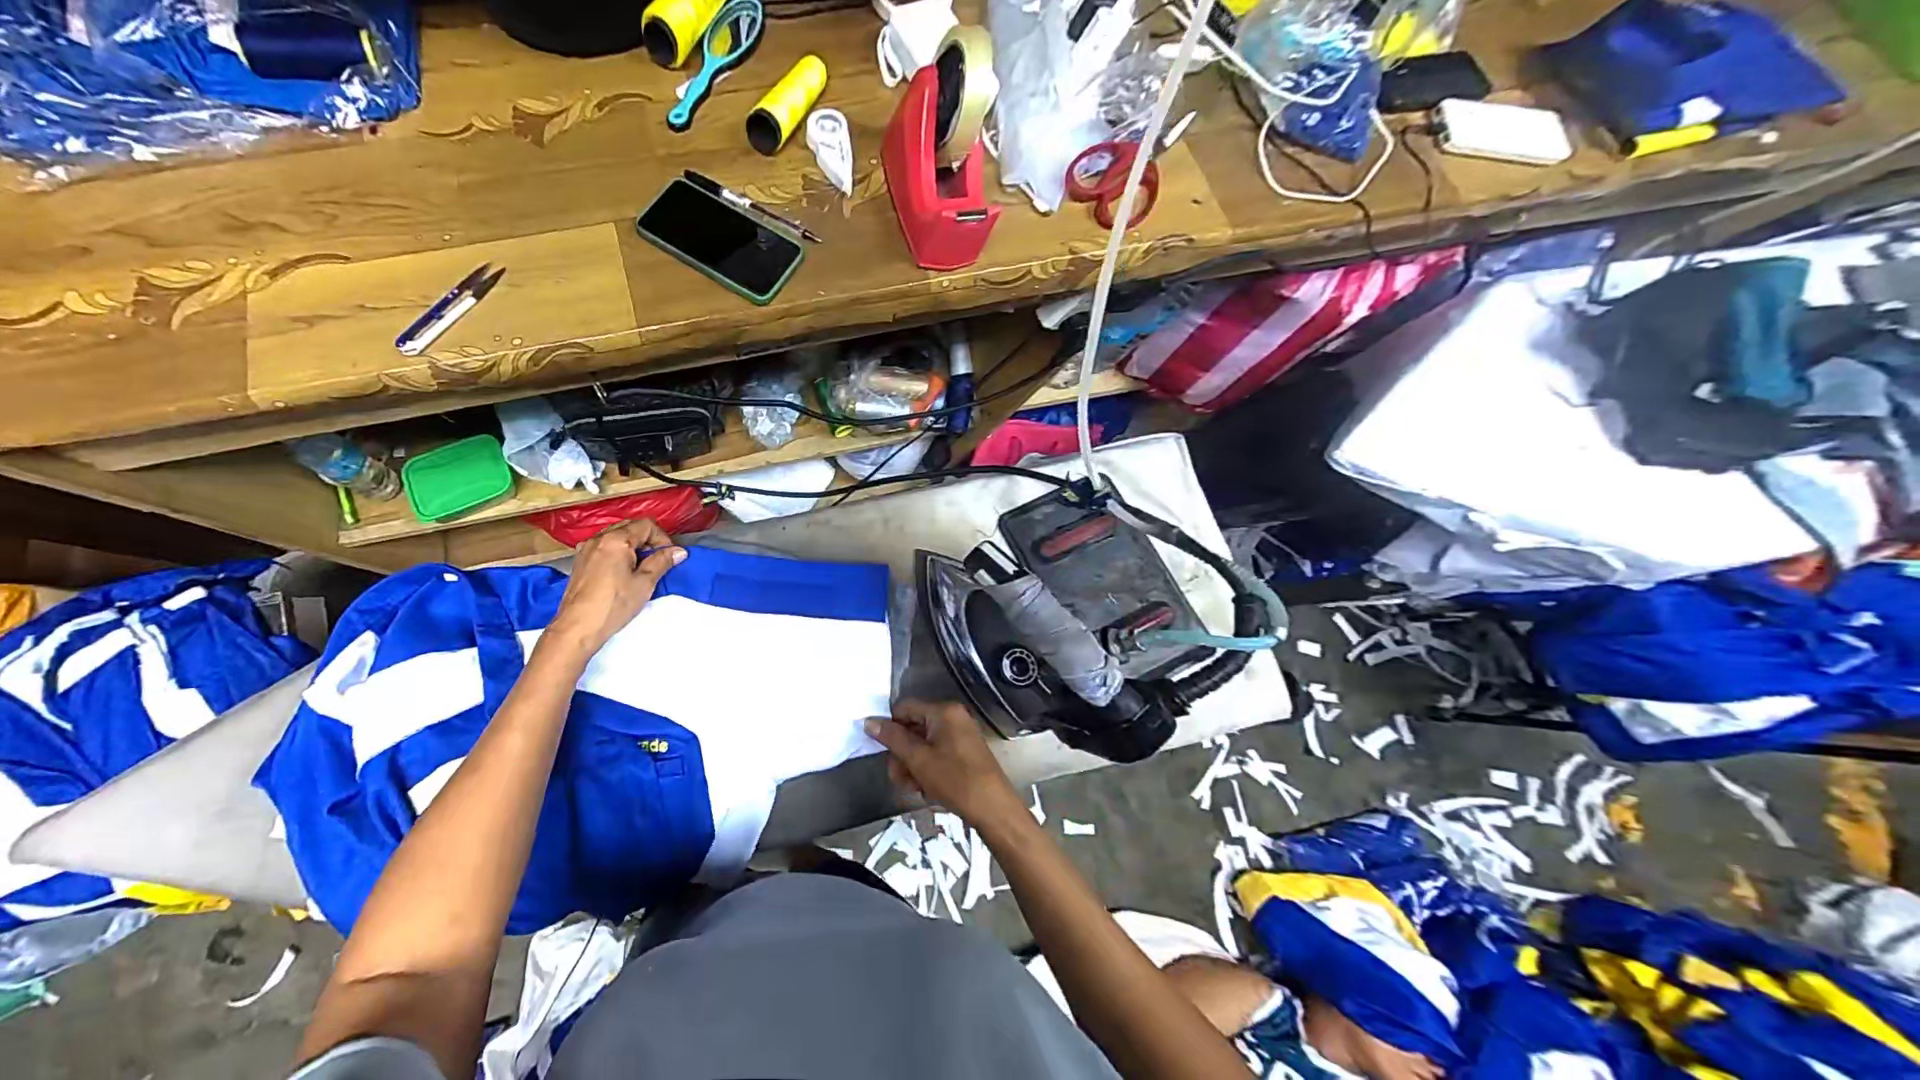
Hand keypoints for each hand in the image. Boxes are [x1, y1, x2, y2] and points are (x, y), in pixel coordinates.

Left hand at [546, 519, 685, 658]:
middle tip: (658, 561)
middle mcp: (598, 538)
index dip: (662, 538)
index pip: (646, 525)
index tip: (668, 557)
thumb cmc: (614, 604)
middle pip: (630, 527)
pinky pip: (603, 547)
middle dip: (648, 540)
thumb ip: (662, 561)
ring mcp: (586, 549)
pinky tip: (622, 572)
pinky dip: (617, 552)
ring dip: (632, 546)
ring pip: (616, 536)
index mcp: (616, 540)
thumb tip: (679, 551)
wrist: (578, 627)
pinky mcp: (579, 561)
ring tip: (641, 568)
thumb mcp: (644, 583)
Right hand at [865, 700, 1026, 834]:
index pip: (904, 708)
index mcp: (944, 711)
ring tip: (914, 788)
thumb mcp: (918, 759)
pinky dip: (927, 769)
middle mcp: (953, 717)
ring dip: (912, 766)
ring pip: (923, 745)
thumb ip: (893, 738)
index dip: (890, 728)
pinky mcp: (964, 752)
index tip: (883, 752)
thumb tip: (870, 721)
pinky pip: (936, 754)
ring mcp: (960, 734)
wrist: (991, 806)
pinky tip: (926, 789)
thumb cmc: (954, 779)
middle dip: (902, 755)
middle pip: (913, 728)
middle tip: (899, 777)